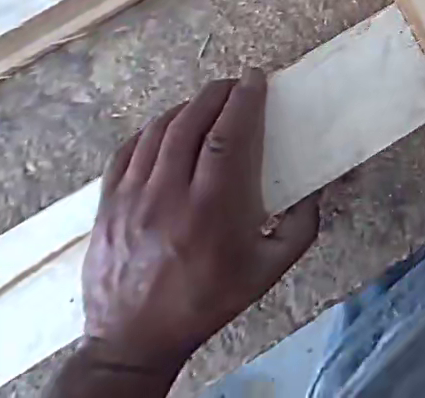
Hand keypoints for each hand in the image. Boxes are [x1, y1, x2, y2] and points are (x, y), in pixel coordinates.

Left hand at [80, 70, 319, 378]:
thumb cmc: (210, 300)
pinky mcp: (105, 210)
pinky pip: (126, 153)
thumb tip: (319, 185)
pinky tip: (168, 126)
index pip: (226, 135)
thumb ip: (304, 222)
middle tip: (236, 84)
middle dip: (216, 94)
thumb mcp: (272, 266)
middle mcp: (168, 197)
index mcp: (212, 208)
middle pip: (190, 124)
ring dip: (186, 108)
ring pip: (157, 133)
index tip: (257, 79)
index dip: (243, 100)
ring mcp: (130, 202)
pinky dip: (150, 130)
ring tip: (207, 101)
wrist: (133, 344)